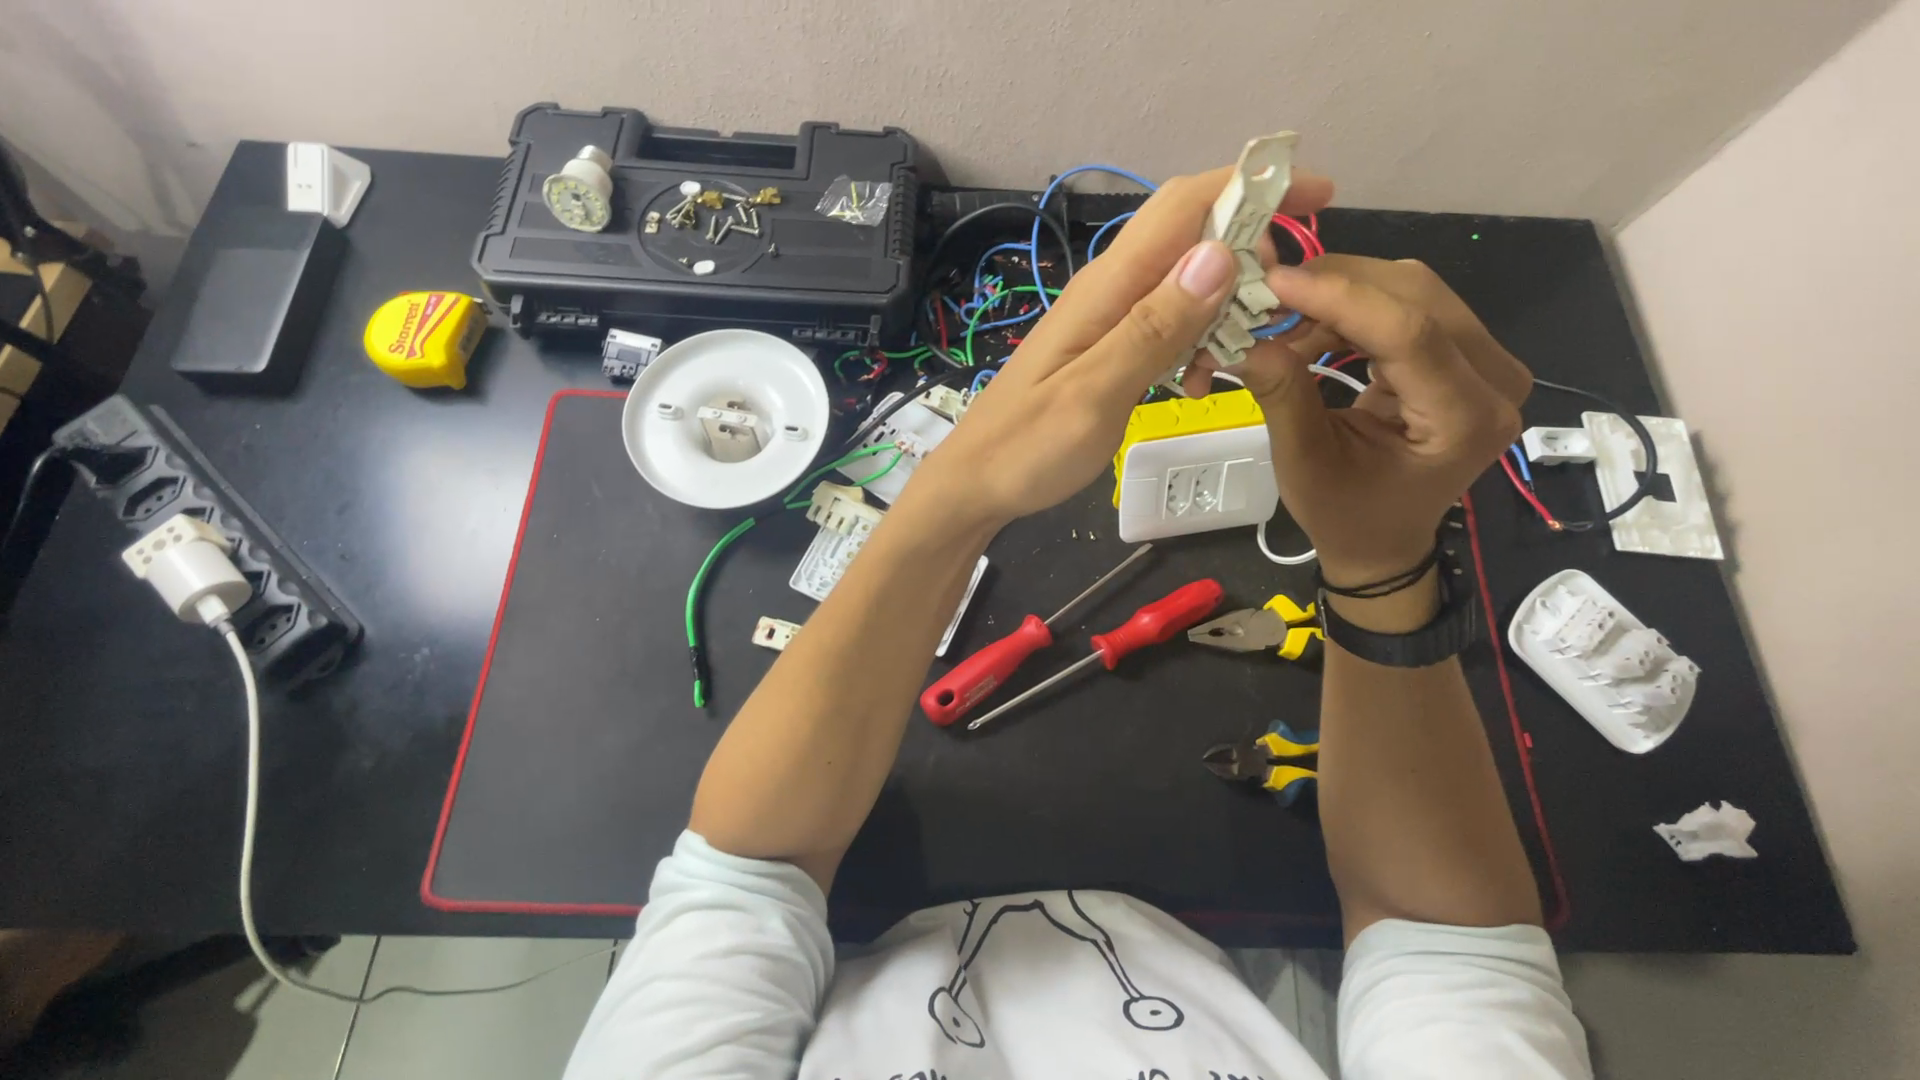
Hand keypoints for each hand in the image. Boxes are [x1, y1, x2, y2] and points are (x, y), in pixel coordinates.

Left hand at [912, 167, 1334, 527]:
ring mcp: (1107, 318)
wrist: (976, 484)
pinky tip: (1197, 383)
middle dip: (1249, 256)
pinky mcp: (1107, 346)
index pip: (1183, 204)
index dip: (1252, 188)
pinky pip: (1167, 323)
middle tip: (1275, 310)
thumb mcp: (1096, 394)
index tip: (1318, 198)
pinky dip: (1196, 341)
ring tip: (1234, 360)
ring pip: (1186, 283)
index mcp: (1107, 289)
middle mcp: (1109, 290)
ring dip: (1225, 309)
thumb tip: (1218, 255)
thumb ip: (1154, 328)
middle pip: (1192, 237)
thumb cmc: (1028, 448)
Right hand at [1183, 256, 1530, 583]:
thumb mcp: (1305, 464)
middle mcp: (1495, 380)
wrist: (1383, 542)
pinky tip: (1309, 329)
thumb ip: (1283, 394)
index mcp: (1465, 420)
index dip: (1337, 298)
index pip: (1409, 332)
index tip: (1271, 282)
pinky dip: (1349, 308)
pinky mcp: (1466, 352)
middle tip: (1263, 299)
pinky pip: (1407, 305)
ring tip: (1280, 323)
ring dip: (1336, 294)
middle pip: (1415, 295)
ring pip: (1410, 290)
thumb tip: (1244, 334)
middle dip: (1332, 287)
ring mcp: (1486, 361)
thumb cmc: (1346, 516)